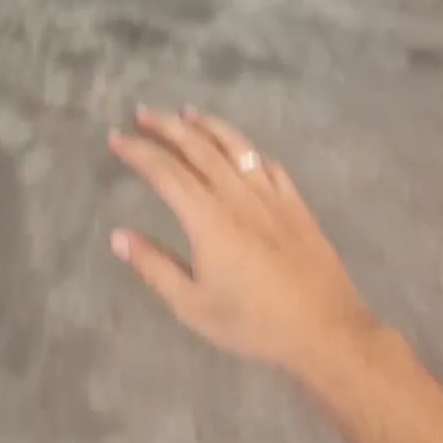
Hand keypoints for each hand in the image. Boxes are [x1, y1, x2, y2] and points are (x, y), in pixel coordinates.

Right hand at [108, 108, 390, 383]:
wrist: (326, 330)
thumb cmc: (253, 323)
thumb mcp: (193, 305)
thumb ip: (154, 266)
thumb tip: (118, 236)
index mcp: (208, 218)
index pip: (165, 172)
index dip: (138, 151)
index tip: (116, 138)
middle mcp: (237, 196)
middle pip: (198, 148)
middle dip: (166, 126)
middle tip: (143, 113)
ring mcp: (271, 196)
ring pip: (235, 146)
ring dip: (207, 125)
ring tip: (187, 112)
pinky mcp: (295, 204)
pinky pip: (267, 164)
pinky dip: (246, 148)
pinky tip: (241, 147)